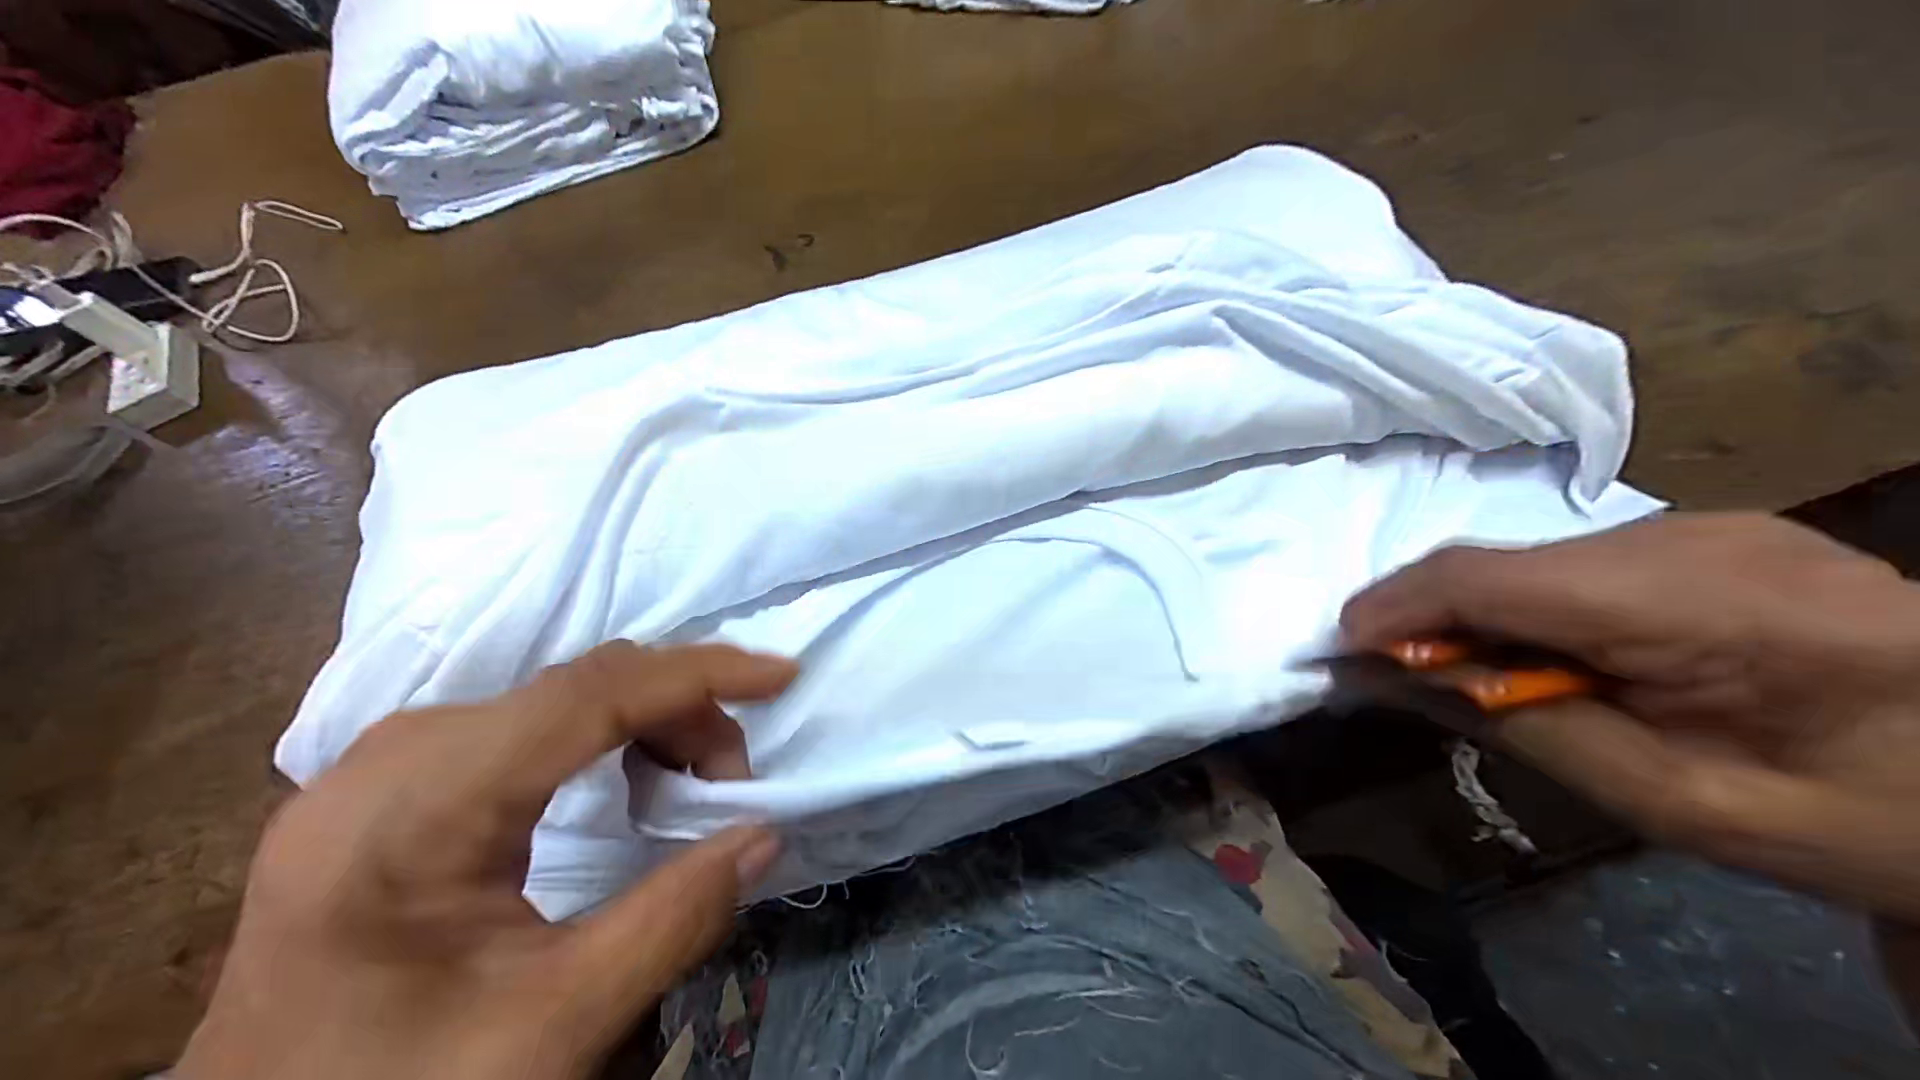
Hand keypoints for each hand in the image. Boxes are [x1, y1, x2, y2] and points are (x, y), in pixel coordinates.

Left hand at [176, 643, 797, 1079]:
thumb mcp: (554, 1026)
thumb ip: (674, 920)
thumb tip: (766, 833)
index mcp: (412, 810)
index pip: (587, 695)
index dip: (698, 674)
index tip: (782, 674)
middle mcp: (395, 754)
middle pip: (580, 687)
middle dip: (682, 710)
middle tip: (733, 783)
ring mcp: (390, 757)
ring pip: (562, 695)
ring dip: (649, 722)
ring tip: (690, 787)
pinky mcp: (400, 775)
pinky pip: (533, 720)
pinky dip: (607, 735)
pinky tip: (631, 781)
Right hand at [1342, 512, 1919, 922]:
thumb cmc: (1865, 821)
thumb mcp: (1674, 801)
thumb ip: (1519, 725)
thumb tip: (1390, 679)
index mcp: (1708, 605)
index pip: (1492, 578)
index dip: (1395, 607)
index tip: (1338, 651)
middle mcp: (1690, 537)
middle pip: (1500, 565)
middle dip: (1427, 619)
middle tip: (1397, 680)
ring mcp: (1703, 525)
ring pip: (1525, 561)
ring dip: (1474, 616)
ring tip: (1474, 678)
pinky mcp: (1704, 534)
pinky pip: (1566, 564)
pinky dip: (1523, 607)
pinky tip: (1546, 655)